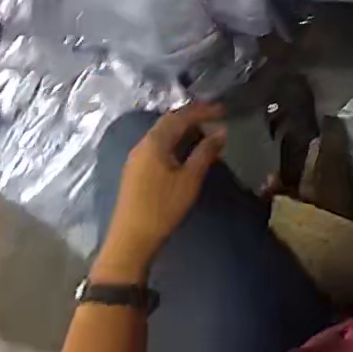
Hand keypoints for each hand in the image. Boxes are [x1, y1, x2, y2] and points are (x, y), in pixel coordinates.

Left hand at [93, 104, 226, 280]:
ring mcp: (136, 157)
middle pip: (169, 121)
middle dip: (192, 115)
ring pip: (162, 133)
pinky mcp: (135, 170)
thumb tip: (221, 131)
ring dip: (182, 128)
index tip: (223, 109)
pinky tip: (184, 150)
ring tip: (203, 131)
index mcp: (155, 141)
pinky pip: (157, 144)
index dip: (203, 110)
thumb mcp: (189, 180)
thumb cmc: (162, 208)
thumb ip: (205, 152)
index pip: (181, 116)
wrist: (129, 241)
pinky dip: (174, 140)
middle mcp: (143, 143)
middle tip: (214, 115)